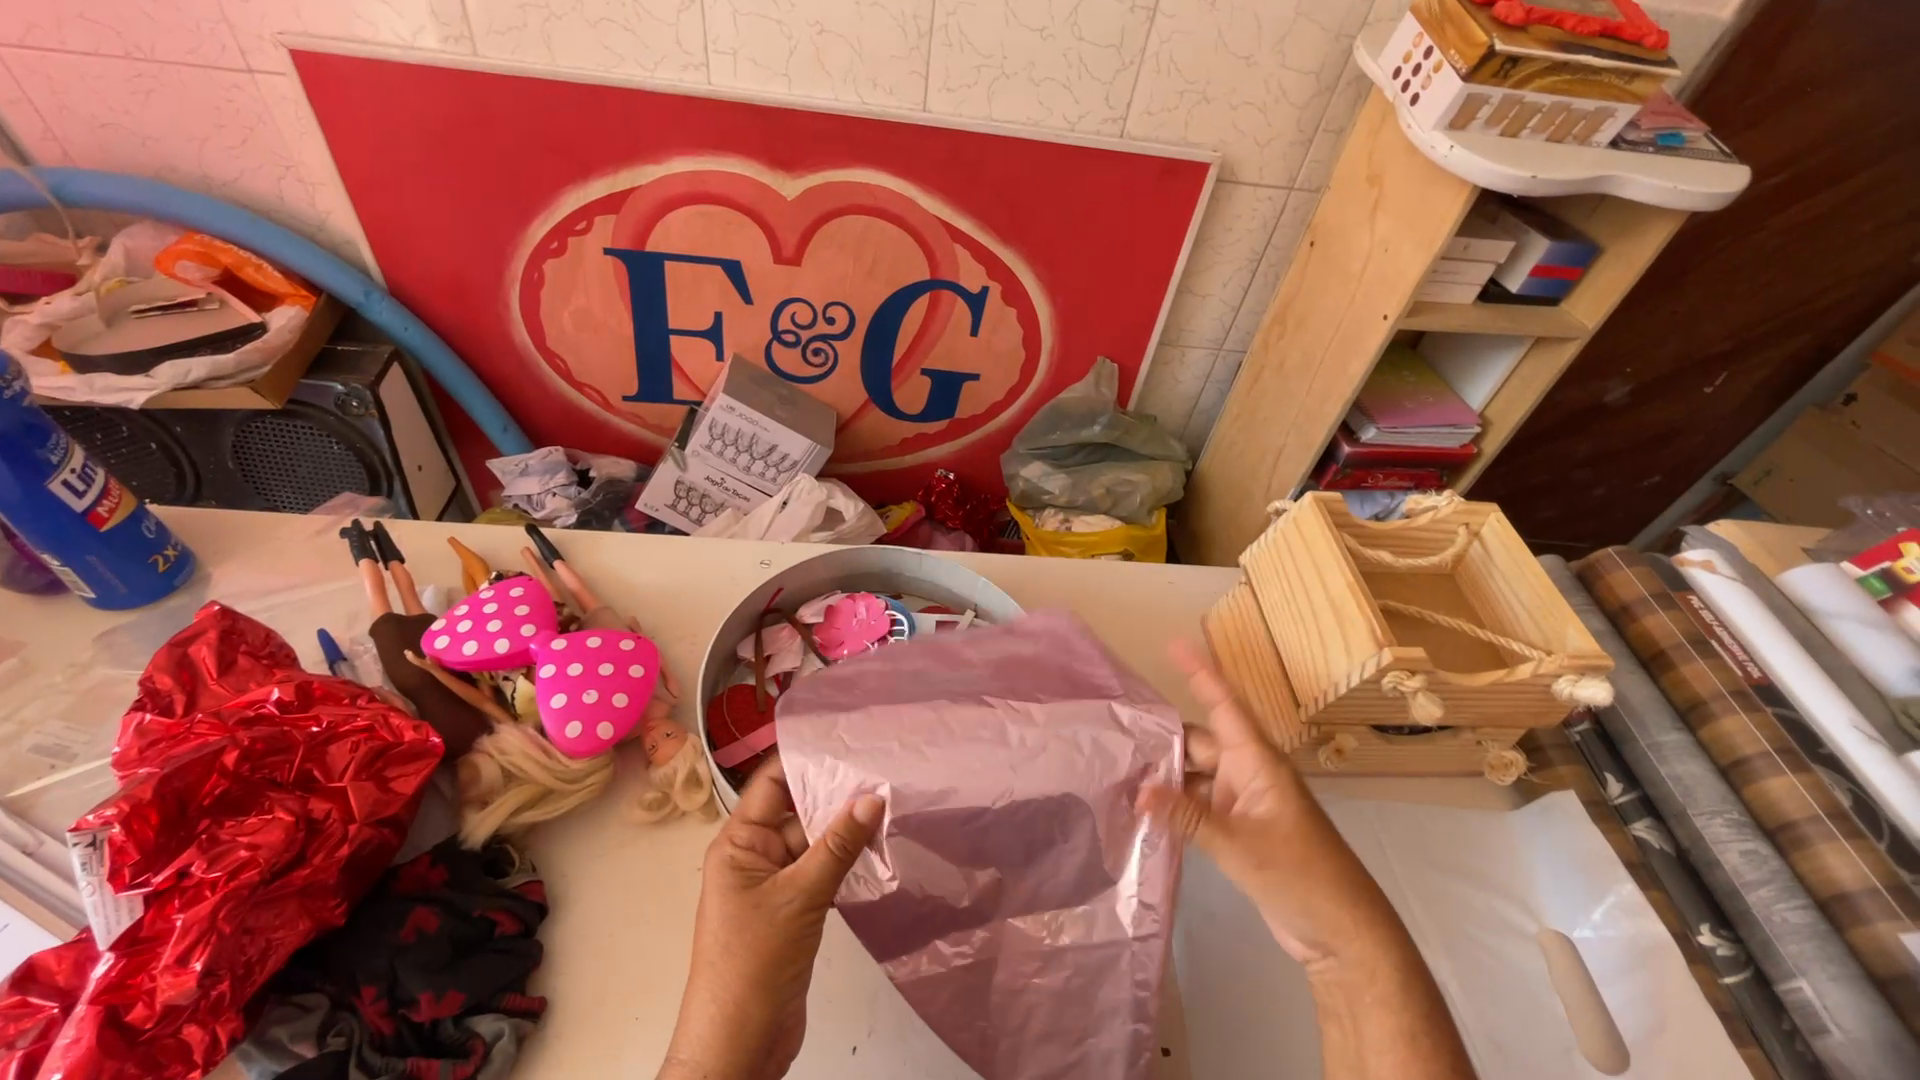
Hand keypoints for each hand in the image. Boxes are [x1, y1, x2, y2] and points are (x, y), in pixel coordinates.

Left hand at [659, 759, 883, 1079]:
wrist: (741, 1042)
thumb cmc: (753, 963)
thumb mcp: (799, 897)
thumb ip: (837, 846)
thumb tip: (872, 797)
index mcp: (739, 843)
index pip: (771, 783)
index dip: (805, 759)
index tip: (846, 738)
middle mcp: (755, 856)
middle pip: (798, 810)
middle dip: (837, 794)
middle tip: (885, 772)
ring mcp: (775, 885)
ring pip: (815, 843)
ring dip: (847, 831)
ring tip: (892, 806)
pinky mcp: (794, 910)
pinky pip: (822, 872)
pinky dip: (848, 862)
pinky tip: (881, 851)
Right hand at [1140, 642, 1402, 970]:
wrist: (1340, 932)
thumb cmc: (1299, 875)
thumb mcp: (1238, 844)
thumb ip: (1187, 817)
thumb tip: (1138, 792)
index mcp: (1258, 763)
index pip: (1226, 706)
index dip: (1202, 673)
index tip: (1174, 643)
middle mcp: (1249, 774)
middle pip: (1200, 743)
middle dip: (1163, 741)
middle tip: (1115, 740)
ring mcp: (1244, 803)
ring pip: (1196, 776)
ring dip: (1166, 778)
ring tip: (1118, 776)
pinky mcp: (1240, 830)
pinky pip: (1199, 805)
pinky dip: (1175, 806)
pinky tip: (1143, 812)